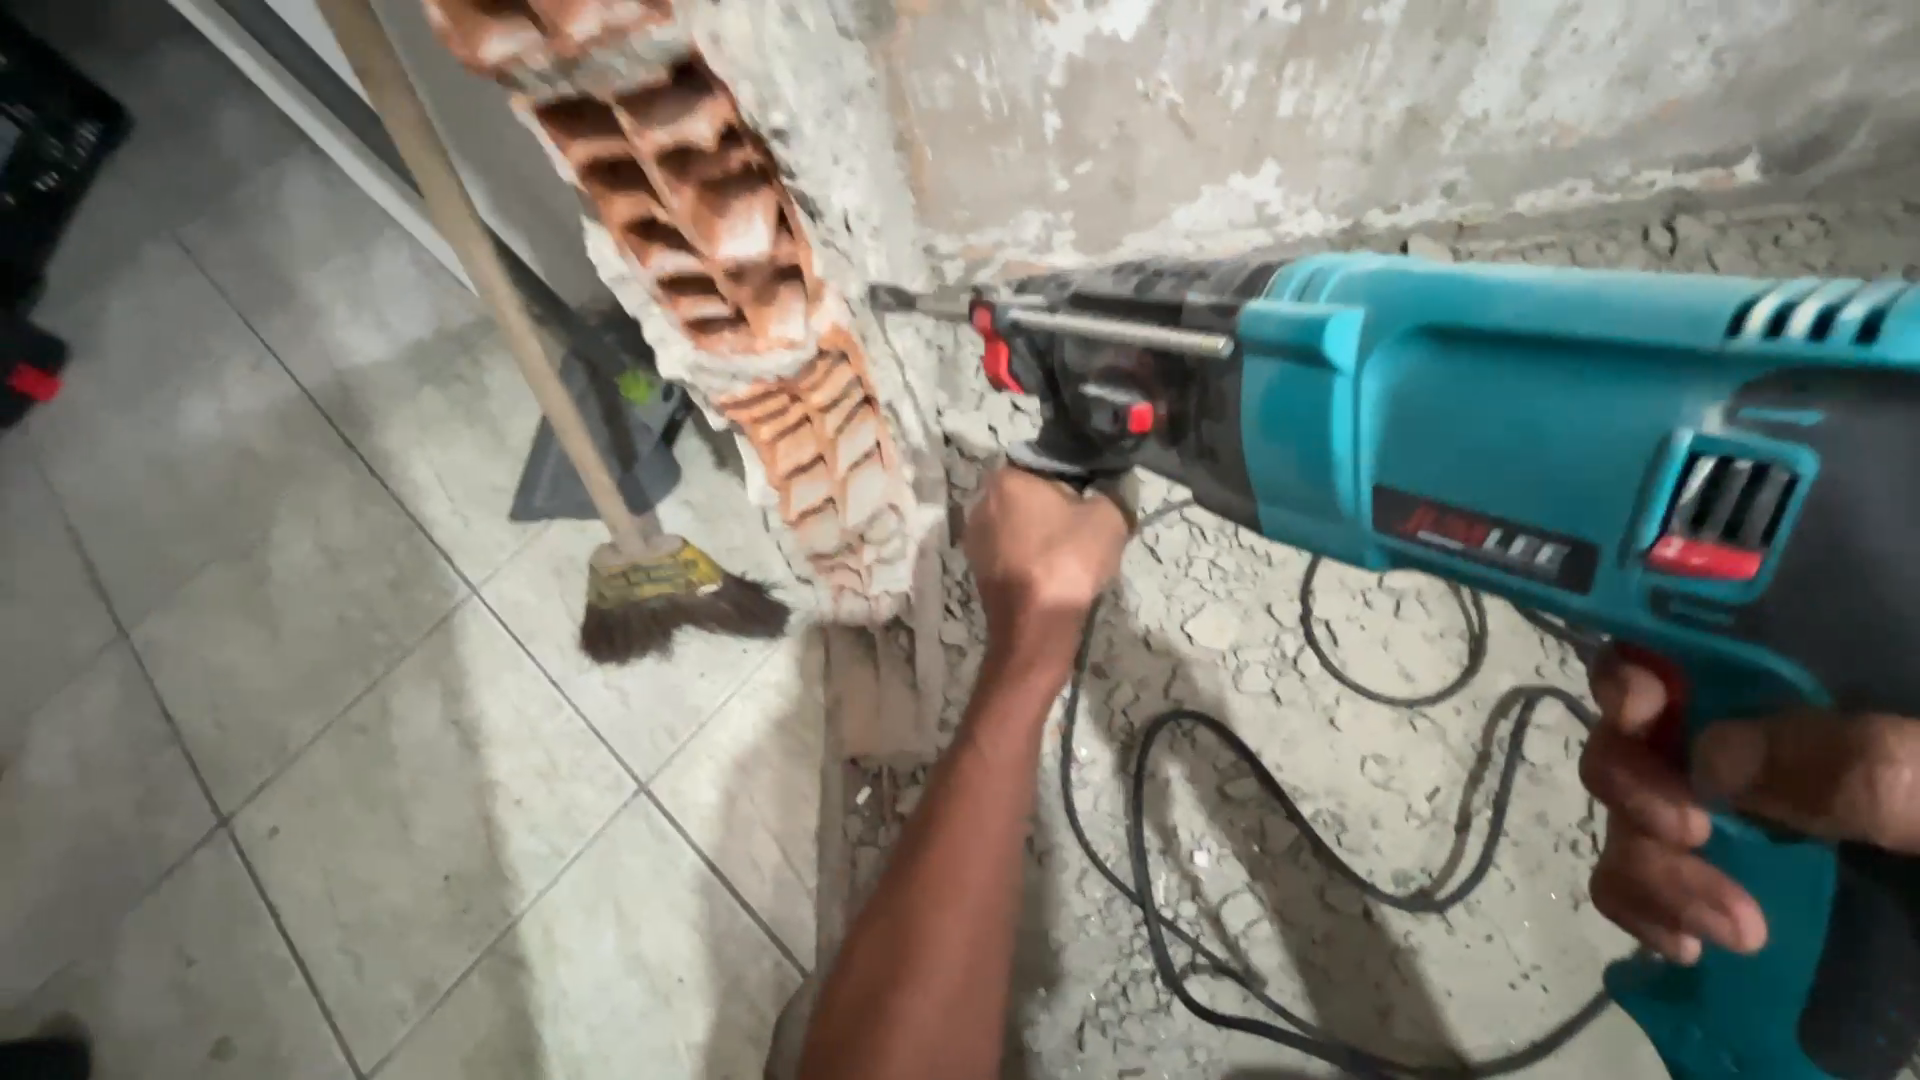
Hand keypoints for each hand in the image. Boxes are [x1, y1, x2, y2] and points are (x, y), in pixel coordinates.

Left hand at [963, 467, 1131, 679]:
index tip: (1091, 500)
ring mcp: (974, 537)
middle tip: (1084, 529)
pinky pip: (1010, 551)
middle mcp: (981, 501)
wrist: (1036, 624)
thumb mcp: (1109, 516)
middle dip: (1055, 508)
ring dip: (1041, 534)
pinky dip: (1029, 557)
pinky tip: (1051, 574)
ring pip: (1018, 524)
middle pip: (1029, 495)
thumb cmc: (1068, 560)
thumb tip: (1108, 491)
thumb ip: (1111, 493)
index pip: (1045, 463)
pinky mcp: (977, 568)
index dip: (1074, 480)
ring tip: (1070, 555)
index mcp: (1007, 477)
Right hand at [1580, 650, 1919, 963]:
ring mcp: (1760, 818)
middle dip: (1635, 780)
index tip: (1640, 710)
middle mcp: (1777, 743)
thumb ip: (1882, 770)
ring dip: (1645, 862)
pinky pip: (1644, 874)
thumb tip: (1714, 757)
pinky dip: (1641, 904)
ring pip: (1634, 806)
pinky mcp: (1747, 882)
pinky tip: (1683, 942)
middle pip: (1646, 728)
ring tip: (1720, 926)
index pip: (1697, 644)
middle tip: (1683, 833)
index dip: (1643, 659)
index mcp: (1833, 697)